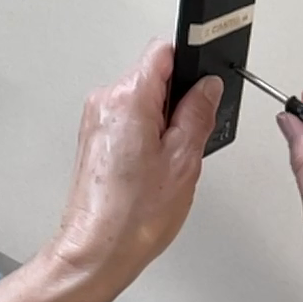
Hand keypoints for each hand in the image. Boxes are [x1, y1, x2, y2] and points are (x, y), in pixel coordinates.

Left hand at [46, 41, 222, 301]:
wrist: (95, 250)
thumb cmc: (132, 216)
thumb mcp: (183, 160)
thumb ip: (198, 114)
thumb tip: (207, 87)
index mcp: (128, 98)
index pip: (164, 51)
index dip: (190, 61)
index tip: (205, 78)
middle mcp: (107, 100)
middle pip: (153, 74)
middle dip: (178, 98)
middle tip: (189, 136)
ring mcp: (97, 117)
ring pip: (142, 97)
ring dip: (162, 118)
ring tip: (169, 160)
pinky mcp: (94, 135)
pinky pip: (129, 116)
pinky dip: (146, 131)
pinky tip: (153, 165)